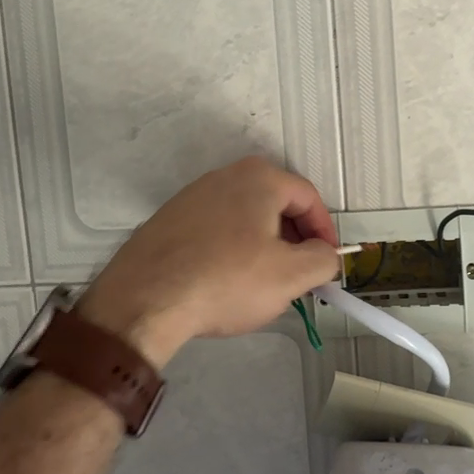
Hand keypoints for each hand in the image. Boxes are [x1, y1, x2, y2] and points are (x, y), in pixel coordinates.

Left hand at [75, 157, 340, 367]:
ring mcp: (193, 195)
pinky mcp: (170, 219)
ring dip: (263, 245)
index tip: (328, 263)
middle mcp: (225, 175)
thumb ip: (322, 259)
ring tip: (264, 283)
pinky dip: (231, 249)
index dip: (325, 231)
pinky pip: (215, 229)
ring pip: (245, 217)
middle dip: (294, 239)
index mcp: (259, 177)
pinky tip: (226, 282)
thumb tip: (327, 254)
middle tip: (300, 275)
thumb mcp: (290, 276)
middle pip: (275, 204)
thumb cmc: (227, 280)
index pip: (308, 198)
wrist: (146, 299)